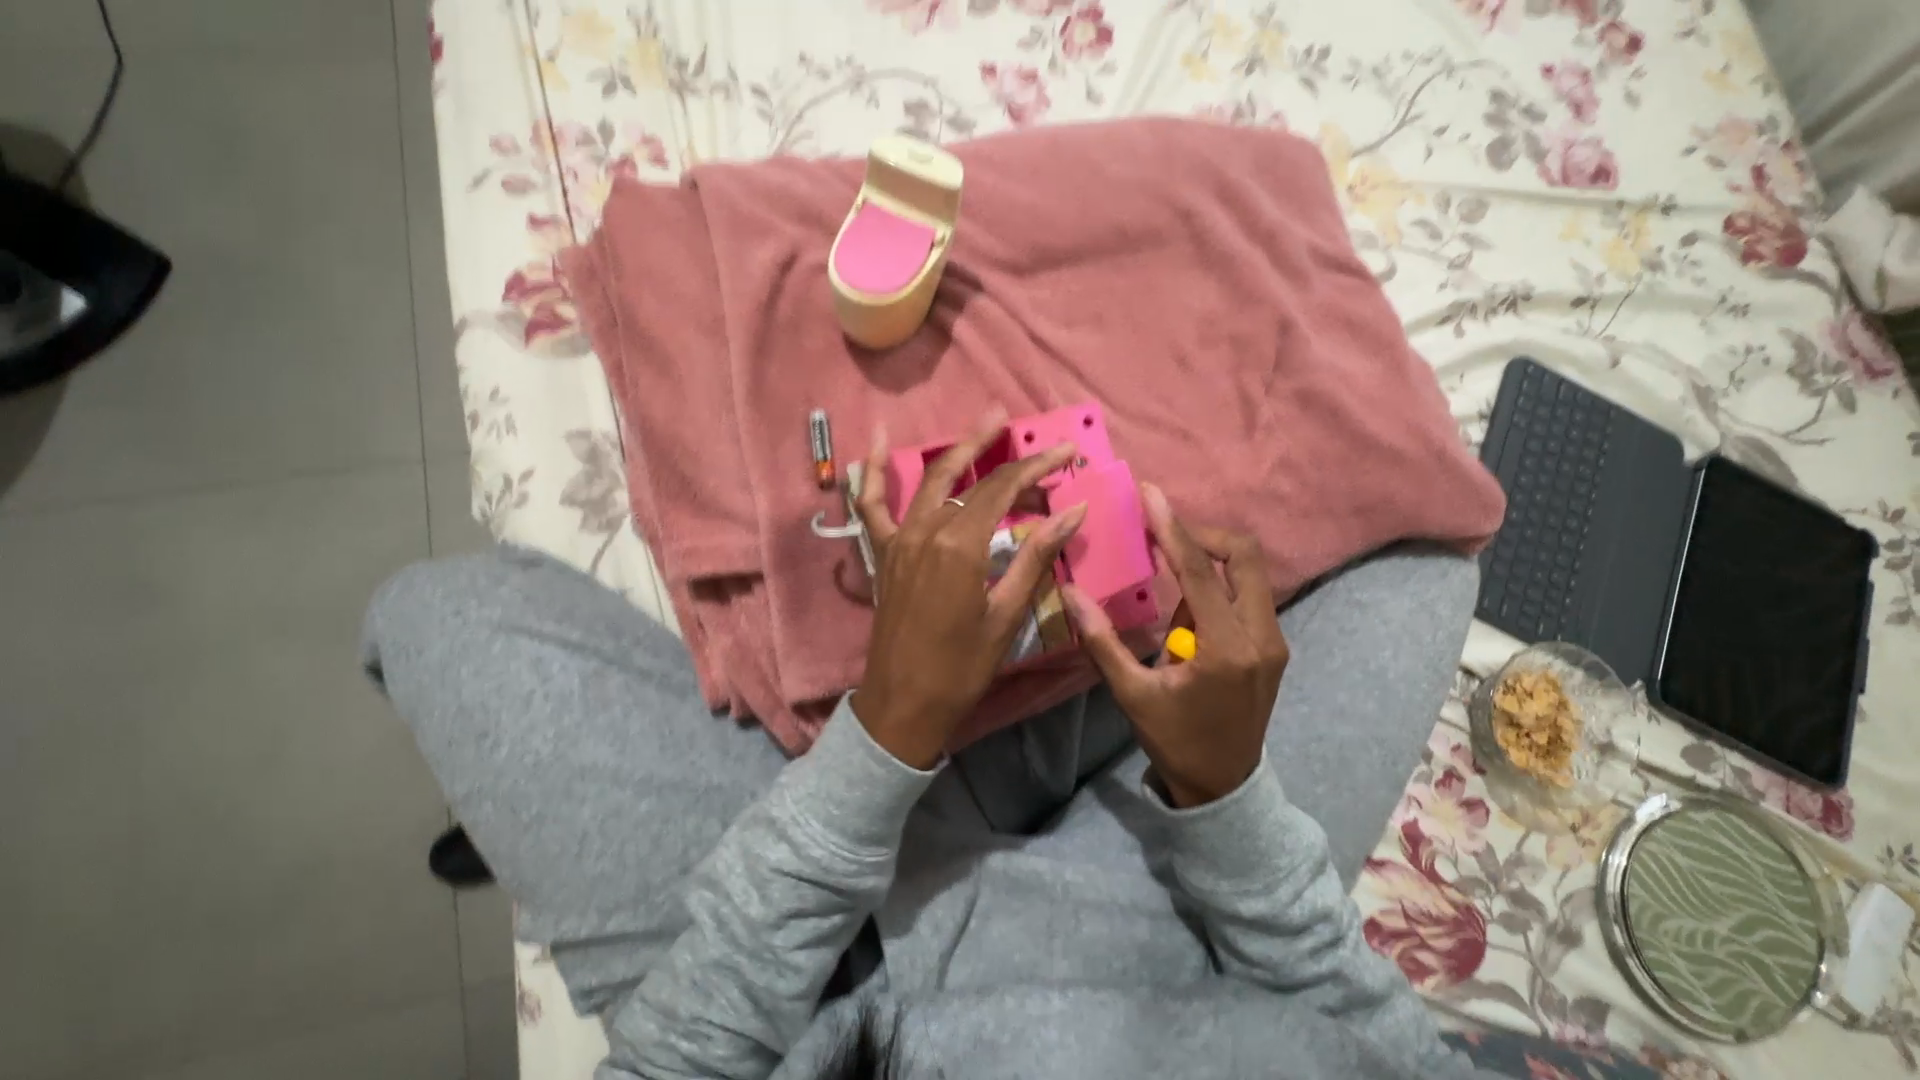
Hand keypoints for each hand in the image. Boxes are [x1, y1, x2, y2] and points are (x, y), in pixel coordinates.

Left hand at [851, 410, 1087, 768]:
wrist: (904, 704)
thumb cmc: (962, 666)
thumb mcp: (1006, 614)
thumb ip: (1035, 556)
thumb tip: (1072, 511)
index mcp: (960, 546)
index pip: (1003, 489)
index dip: (1036, 467)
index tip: (1066, 455)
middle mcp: (926, 531)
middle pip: (969, 479)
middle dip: (999, 450)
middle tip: (1022, 423)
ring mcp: (899, 539)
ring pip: (928, 481)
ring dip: (956, 449)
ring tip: (983, 423)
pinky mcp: (882, 553)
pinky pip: (871, 504)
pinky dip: (871, 470)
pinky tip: (875, 439)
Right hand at [1063, 484, 1287, 807]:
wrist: (1224, 785)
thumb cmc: (1174, 740)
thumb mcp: (1132, 693)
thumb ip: (1103, 640)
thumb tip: (1071, 591)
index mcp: (1226, 649)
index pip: (1200, 571)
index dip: (1173, 527)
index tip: (1151, 493)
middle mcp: (1261, 637)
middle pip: (1244, 556)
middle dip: (1201, 536)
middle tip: (1161, 539)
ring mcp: (1274, 640)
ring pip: (1250, 573)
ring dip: (1209, 566)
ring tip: (1171, 604)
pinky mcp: (1274, 646)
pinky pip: (1249, 596)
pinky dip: (1219, 589)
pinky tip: (1189, 618)